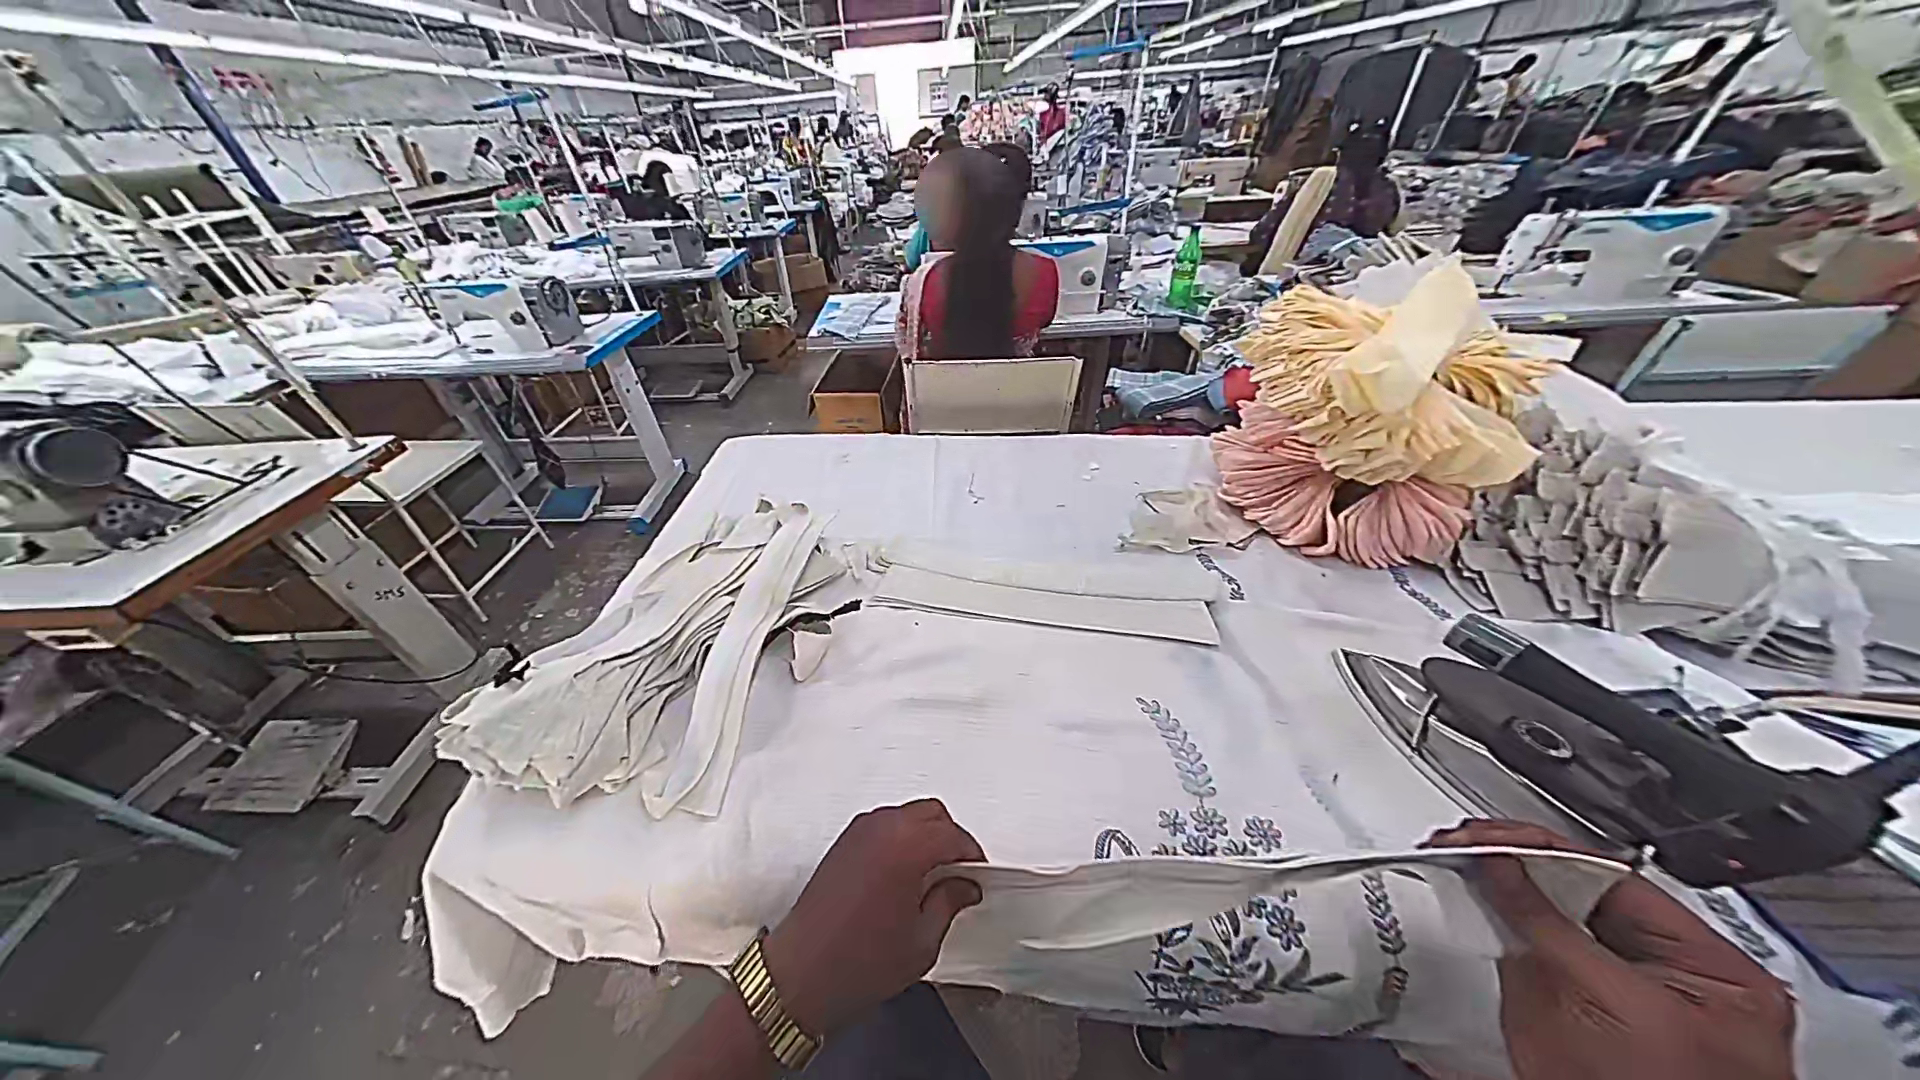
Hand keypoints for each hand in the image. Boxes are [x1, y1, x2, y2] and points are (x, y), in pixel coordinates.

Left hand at [761, 799, 984, 1036]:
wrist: (800, 976)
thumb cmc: (853, 963)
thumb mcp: (921, 941)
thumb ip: (949, 903)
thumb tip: (962, 887)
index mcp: (906, 847)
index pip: (953, 835)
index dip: (970, 854)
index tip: (976, 873)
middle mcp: (882, 828)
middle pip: (932, 813)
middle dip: (950, 837)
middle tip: (958, 871)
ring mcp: (860, 831)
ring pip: (908, 814)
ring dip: (925, 834)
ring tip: (932, 874)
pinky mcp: (845, 840)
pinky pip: (885, 823)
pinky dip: (902, 836)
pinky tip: (905, 871)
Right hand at [1424, 819, 1794, 1079]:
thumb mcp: (1606, 1000)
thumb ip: (1547, 923)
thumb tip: (1499, 862)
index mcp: (1706, 968)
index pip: (1612, 878)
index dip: (1542, 850)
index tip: (1489, 838)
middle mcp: (1660, 966)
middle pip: (1576, 885)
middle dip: (1513, 856)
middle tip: (1463, 840)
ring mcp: (1610, 977)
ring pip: (1546, 903)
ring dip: (1496, 875)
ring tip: (1455, 853)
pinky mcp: (1566, 988)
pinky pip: (1525, 931)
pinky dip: (1491, 906)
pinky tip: (1466, 888)